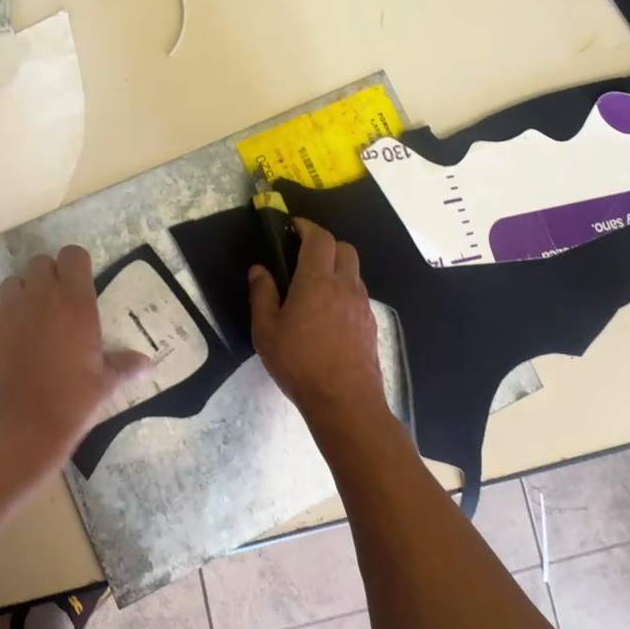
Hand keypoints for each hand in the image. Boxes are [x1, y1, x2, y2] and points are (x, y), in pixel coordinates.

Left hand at [0, 246, 151, 464]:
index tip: (78, 284)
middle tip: (54, 304)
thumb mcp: (105, 383)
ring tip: (28, 321)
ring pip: (12, 282)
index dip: (75, 266)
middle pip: (40, 262)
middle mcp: (41, 295)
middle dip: (47, 277)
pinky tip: (4, 340)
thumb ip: (125, 366)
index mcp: (75, 301)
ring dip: (21, 294)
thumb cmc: (71, 400)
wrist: (22, 424)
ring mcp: (9, 307)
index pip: (73, 255)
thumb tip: (148, 365)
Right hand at [249, 219, 385, 419]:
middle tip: (303, 252)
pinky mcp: (369, 325)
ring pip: (354, 271)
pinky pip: (357, 294)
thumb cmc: (299, 362)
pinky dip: (343, 289)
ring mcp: (361, 306)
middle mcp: (345, 286)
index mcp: (317, 281)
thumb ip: (262, 294)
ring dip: (336, 267)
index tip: (293, 226)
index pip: (320, 239)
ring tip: (313, 284)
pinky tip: (327, 312)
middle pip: (344, 249)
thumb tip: (259, 270)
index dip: (307, 227)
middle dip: (325, 243)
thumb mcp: (266, 329)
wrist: (345, 402)